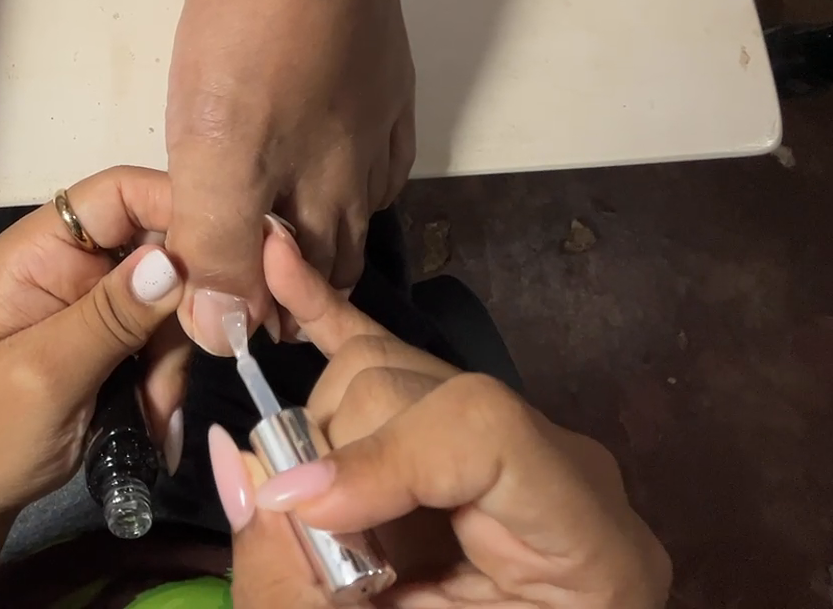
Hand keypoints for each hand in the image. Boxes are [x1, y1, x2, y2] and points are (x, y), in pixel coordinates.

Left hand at [0, 167, 190, 521]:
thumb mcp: (47, 373)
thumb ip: (108, 317)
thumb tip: (170, 262)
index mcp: (41, 245)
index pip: (118, 192)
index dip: (174, 205)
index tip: (228, 253)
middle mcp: (75, 255)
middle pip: (159, 242)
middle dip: (182, 305)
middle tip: (196, 355)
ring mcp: (101, 293)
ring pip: (174, 294)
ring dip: (175, 356)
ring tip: (155, 410)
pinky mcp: (122, 329)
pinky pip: (170, 332)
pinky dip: (172, 374)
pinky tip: (155, 418)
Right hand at [212, 228, 670, 607]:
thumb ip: (317, 589)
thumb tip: (247, 473)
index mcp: (585, 534)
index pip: (481, 428)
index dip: (378, 455)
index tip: (301, 505)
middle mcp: (547, 454)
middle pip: (407, 385)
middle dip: (327, 450)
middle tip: (293, 523)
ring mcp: (493, 420)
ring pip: (372, 362)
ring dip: (312, 422)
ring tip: (299, 498)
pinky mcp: (441, 408)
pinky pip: (372, 341)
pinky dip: (319, 307)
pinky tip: (278, 257)